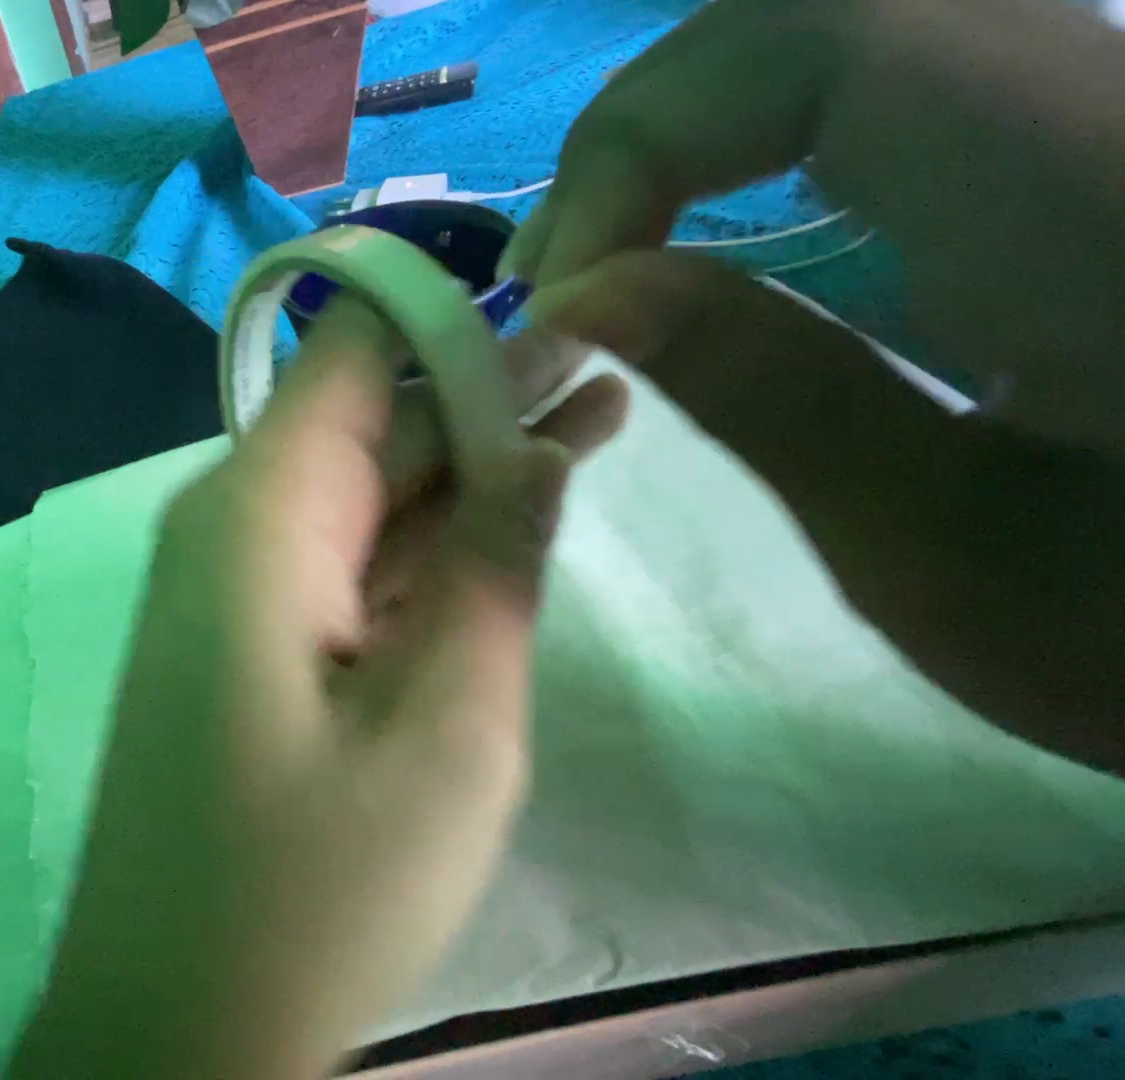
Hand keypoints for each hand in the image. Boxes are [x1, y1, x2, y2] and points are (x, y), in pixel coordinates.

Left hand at [7, 301, 626, 1079]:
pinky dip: (422, 536)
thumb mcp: (446, 731)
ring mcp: (230, 585)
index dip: (454, 308)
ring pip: (359, 491)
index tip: (565, 285)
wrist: (175, 1014)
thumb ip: (492, 568)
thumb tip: (536, 446)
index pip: (354, 354)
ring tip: (597, 413)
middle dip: (483, 389)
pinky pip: (340, 558)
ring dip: (465, 461)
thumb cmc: (310, 891)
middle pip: (364, 420)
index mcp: (257, 514)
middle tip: (614, 355)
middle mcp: (227, 526)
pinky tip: (507, 515)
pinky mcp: (243, 639)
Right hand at [497, 0, 1124, 771]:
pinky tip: (691, 238)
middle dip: (646, 131)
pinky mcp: (1078, 147)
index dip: (647, 139)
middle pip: (829, 12)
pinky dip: (744, 146)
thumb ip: (764, 394)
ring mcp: (1101, 116)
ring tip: (601, 259)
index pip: (836, 42)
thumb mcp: (936, 551)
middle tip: (557, 272)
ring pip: (845, 38)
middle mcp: (1122, 109)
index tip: (562, 291)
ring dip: (686, 135)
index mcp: (1105, 209)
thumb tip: (582, 292)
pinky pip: (880, 88)